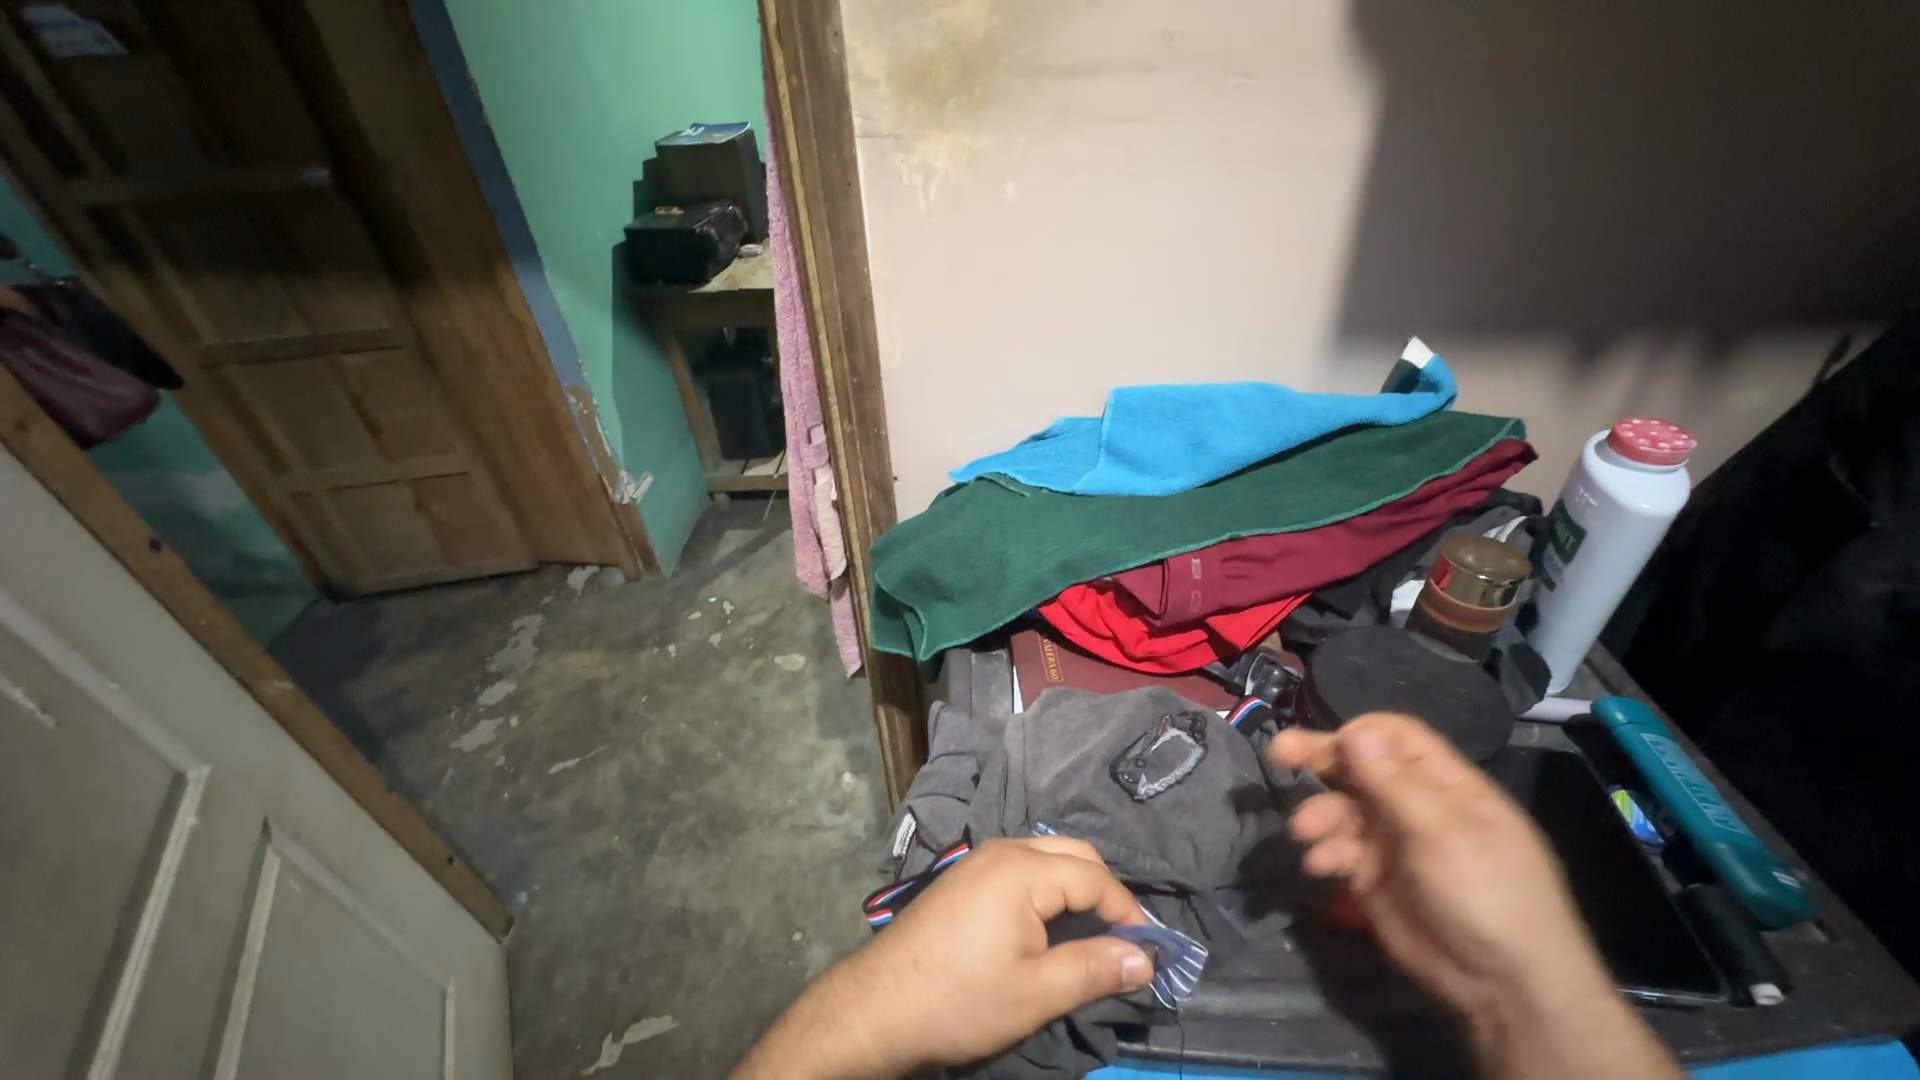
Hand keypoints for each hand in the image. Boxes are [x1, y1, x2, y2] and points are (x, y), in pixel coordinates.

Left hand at [731, 836, 1153, 1078]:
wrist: (880, 1004)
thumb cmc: (961, 998)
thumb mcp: (1036, 992)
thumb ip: (1094, 968)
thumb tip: (1145, 958)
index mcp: (1022, 869)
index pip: (1094, 876)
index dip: (1127, 911)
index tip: (1149, 949)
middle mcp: (1003, 850)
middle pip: (1073, 854)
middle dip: (1105, 891)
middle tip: (1124, 938)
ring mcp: (980, 859)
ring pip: (1047, 857)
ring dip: (1076, 887)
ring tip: (1093, 934)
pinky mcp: (966, 876)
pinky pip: (1023, 866)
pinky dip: (1049, 888)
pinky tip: (1051, 925)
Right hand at [1269, 713, 1610, 1023]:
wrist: (1505, 988)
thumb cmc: (1488, 896)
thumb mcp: (1444, 834)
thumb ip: (1394, 782)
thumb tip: (1354, 730)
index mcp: (1444, 785)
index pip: (1394, 738)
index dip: (1357, 735)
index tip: (1325, 747)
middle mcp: (1413, 805)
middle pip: (1358, 767)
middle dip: (1317, 759)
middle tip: (1277, 754)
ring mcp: (1391, 840)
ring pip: (1340, 808)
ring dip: (1318, 815)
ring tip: (1304, 834)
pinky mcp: (1372, 876)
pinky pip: (1337, 849)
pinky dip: (1323, 851)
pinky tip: (1319, 865)